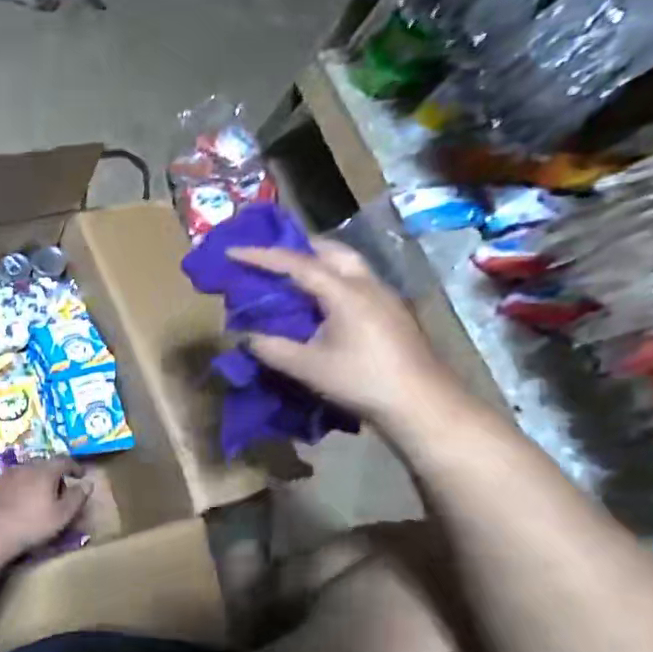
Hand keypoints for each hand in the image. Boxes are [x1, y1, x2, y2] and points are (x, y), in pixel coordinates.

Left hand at [0, 457, 90, 559]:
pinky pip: (11, 484)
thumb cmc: (31, 525)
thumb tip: (88, 483)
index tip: (81, 475)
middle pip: (43, 465)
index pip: (64, 460)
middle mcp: (23, 467)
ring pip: (25, 473)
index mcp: (43, 471)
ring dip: (35, 482)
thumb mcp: (61, 516)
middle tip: (61, 490)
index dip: (75, 467)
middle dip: (54, 475)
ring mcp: (3, 476)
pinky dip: (19, 490)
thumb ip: (76, 498)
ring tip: (39, 498)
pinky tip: (18, 505)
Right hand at [230, 239, 468, 437]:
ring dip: (317, 262)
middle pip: (329, 251)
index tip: (232, 252)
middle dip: (297, 249)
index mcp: (344, 292)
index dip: (261, 256)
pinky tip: (321, 301)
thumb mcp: (306, 368)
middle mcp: (366, 284)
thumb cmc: (361, 381)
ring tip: (292, 276)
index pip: (296, 264)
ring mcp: (384, 296)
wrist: (419, 402)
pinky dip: (331, 279)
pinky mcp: (391, 311)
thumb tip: (245, 337)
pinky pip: (356, 280)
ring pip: (347, 263)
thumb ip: (271, 348)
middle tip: (268, 258)